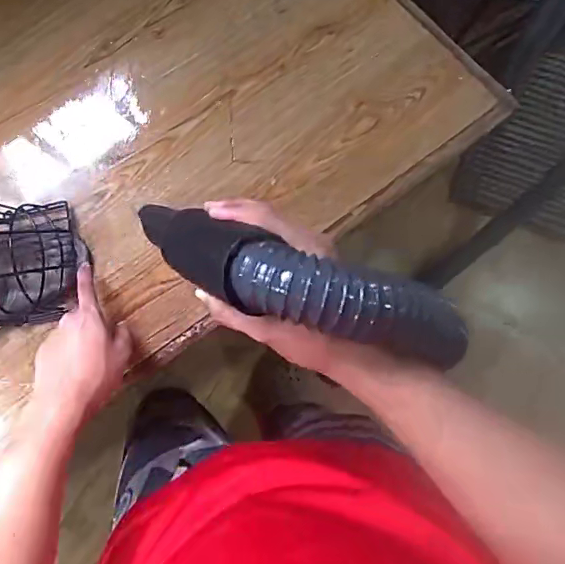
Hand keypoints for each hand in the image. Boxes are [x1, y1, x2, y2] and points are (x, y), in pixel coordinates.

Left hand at [31, 264, 130, 433]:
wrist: (61, 405)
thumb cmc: (94, 380)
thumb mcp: (121, 358)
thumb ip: (123, 337)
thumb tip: (120, 329)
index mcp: (89, 318)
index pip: (87, 290)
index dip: (86, 277)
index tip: (84, 266)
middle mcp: (67, 323)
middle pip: (81, 317)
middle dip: (89, 328)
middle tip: (101, 348)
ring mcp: (52, 339)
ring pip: (69, 336)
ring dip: (77, 346)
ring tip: (88, 369)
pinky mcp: (42, 355)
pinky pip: (58, 351)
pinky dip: (66, 359)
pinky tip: (74, 376)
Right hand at [195, 200, 409, 386]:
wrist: (361, 354)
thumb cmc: (316, 342)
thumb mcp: (269, 330)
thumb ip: (233, 312)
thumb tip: (203, 294)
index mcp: (302, 250)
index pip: (264, 216)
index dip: (233, 209)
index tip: (207, 211)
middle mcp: (313, 241)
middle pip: (271, 215)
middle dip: (238, 212)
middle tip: (209, 216)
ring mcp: (320, 248)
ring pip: (280, 224)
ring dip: (251, 222)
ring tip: (223, 227)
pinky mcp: (322, 259)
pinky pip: (288, 236)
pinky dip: (265, 234)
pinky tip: (250, 245)